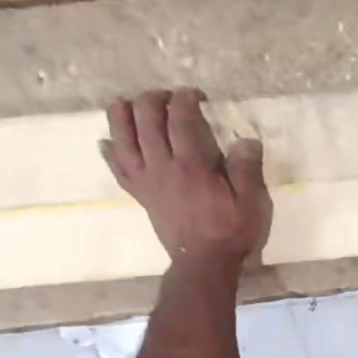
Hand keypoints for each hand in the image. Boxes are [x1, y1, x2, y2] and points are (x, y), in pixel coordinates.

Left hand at [102, 88, 270, 272]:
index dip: (185, 100)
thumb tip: (245, 140)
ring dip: (122, 116)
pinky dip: (109, 153)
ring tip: (127, 103)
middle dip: (153, 100)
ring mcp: (147, 181)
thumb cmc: (231, 232)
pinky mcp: (140, 195)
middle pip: (147, 122)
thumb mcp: (251, 201)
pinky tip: (106, 142)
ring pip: (123, 139)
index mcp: (193, 166)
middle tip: (166, 96)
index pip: (182, 121)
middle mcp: (163, 167)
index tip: (193, 93)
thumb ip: (247, 169)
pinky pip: (118, 169)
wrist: (204, 263)